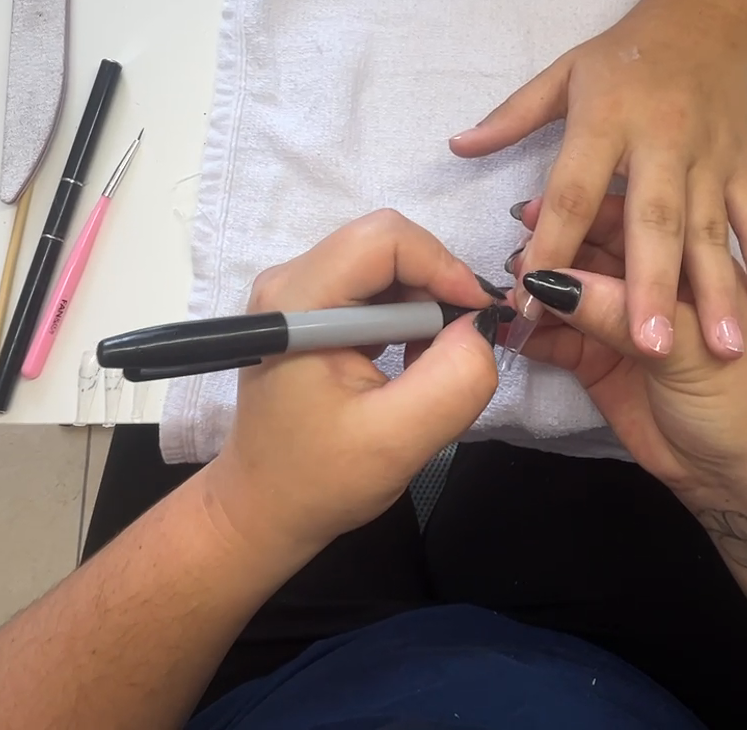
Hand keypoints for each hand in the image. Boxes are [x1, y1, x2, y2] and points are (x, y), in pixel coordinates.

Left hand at [204, 210, 499, 555]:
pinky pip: (373, 285)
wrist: (264, 507)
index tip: (477, 314)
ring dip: (422, 304)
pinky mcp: (309, 308)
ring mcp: (297, 292)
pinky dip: (405, 315)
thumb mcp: (398, 442)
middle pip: (384, 245)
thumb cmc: (319, 480)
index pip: (382, 239)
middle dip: (434, 286)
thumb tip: (482, 326)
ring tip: (427, 363)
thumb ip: (453, 380)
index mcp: (297, 303)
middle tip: (459, 344)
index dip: (440, 264)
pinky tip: (405, 359)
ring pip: (384, 263)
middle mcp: (290, 280)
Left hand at [450, 0, 746, 362]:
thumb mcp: (561, 76)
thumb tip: (457, 146)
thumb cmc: (622, 55)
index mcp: (605, 121)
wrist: (707, 20)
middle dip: (650, 284)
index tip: (531, 300)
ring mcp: (709, 156)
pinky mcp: (744, 164)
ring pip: (711, 228)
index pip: (573, 192)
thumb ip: (511, 118)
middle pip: (653, 219)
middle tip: (648, 344)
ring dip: (715, 287)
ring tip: (720, 347)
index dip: (551, 245)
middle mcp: (660, 141)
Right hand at [510, 197, 746, 499]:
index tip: (535, 217)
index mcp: (682, 264)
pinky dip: (529, 335)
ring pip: (564, 297)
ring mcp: (615, 323)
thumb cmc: (742, 400)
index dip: (580, 217)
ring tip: (506, 302)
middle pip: (585, 256)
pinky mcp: (592, 361)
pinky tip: (508, 333)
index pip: (626, 225)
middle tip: (512, 266)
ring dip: (534, 297)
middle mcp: (644, 284)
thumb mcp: (685, 348)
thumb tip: (548, 280)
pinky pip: (553, 339)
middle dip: (547, 257)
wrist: (743, 481)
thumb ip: (617, 313)